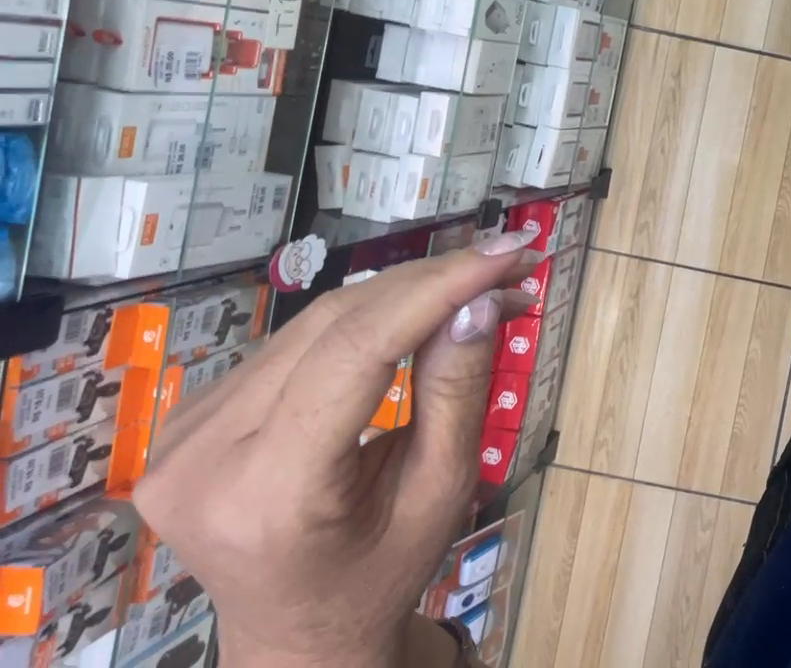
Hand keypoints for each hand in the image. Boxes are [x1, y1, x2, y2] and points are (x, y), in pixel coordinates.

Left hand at [133, 229, 542, 667]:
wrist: (297, 632)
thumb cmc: (383, 572)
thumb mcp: (442, 490)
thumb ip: (456, 392)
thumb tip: (481, 302)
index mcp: (266, 489)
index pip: (358, 351)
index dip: (441, 288)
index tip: (513, 251)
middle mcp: (201, 453)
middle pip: (336, 325)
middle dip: (436, 281)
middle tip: (516, 263)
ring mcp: (183, 432)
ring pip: (318, 322)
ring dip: (412, 292)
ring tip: (487, 287)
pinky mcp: (192, 416)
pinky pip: (300, 341)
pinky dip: (375, 315)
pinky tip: (426, 313)